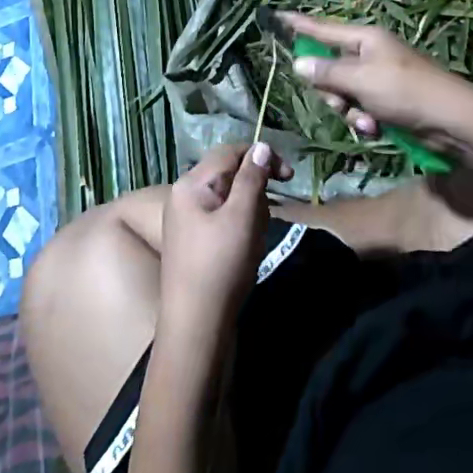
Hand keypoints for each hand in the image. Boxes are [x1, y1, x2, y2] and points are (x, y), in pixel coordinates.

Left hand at [159, 143, 289, 334]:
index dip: (261, 157)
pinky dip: (241, 230)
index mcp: (191, 184)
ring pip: (230, 200)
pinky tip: (246, 253)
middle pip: (230, 175)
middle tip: (263, 222)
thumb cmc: (221, 266)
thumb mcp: (242, 217)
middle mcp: (184, 195)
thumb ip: (252, 178)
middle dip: (255, 193)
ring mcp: (187, 220)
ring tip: (253, 243)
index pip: (229, 152)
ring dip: (250, 214)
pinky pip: (224, 221)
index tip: (289, 177)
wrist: (196, 326)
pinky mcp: (194, 241)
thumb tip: (261, 147)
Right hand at [280, 13, 472, 146]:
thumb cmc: (406, 92)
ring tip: (367, 123)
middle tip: (340, 103)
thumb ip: (327, 72)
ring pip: (342, 93)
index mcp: (365, 39)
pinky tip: (376, 130)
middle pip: (329, 68)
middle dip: (331, 92)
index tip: (276, 16)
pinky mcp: (387, 100)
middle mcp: (370, 54)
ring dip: (349, 111)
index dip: (298, 25)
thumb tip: (299, 62)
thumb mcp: (361, 80)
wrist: (453, 121)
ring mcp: (379, 77)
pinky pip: (360, 108)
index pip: (322, 28)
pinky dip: (365, 120)